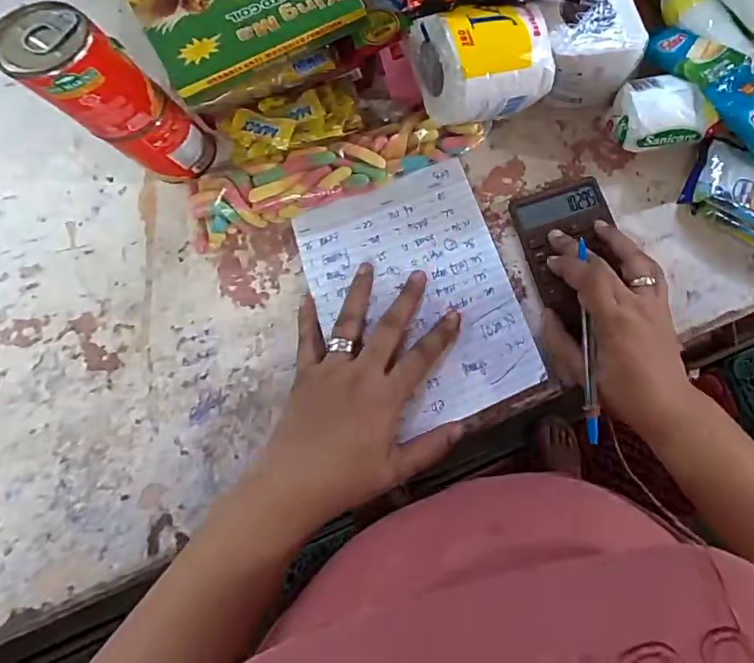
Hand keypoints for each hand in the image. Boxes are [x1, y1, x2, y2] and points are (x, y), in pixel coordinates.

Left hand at [252, 266, 463, 524]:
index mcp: (387, 396)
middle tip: (418, 273)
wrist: (289, 487)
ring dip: (360, 293)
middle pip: (389, 329)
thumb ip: (430, 447)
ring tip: (367, 266)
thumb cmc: (346, 481)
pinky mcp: (305, 374)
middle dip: (406, 300)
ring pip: (349, 324)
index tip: (454, 312)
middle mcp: (362, 373)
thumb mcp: (395, 471)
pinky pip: (308, 340)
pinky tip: (308, 296)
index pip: (421, 358)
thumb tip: (464, 427)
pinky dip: (308, 318)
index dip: (440, 334)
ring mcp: (331, 370)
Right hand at [537, 222, 699, 437]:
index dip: (567, 265)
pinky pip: (652, 273)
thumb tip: (547, 314)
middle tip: (557, 236)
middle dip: (579, 249)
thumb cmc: (623, 394)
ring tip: (599, 227)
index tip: (549, 261)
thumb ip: (561, 342)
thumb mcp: (583, 374)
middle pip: (608, 264)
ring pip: (637, 260)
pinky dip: (637, 257)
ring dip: (617, 240)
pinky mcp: (664, 307)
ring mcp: (654, 303)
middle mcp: (636, 304)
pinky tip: (627, 253)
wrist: (669, 407)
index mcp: (615, 320)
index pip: (589, 279)